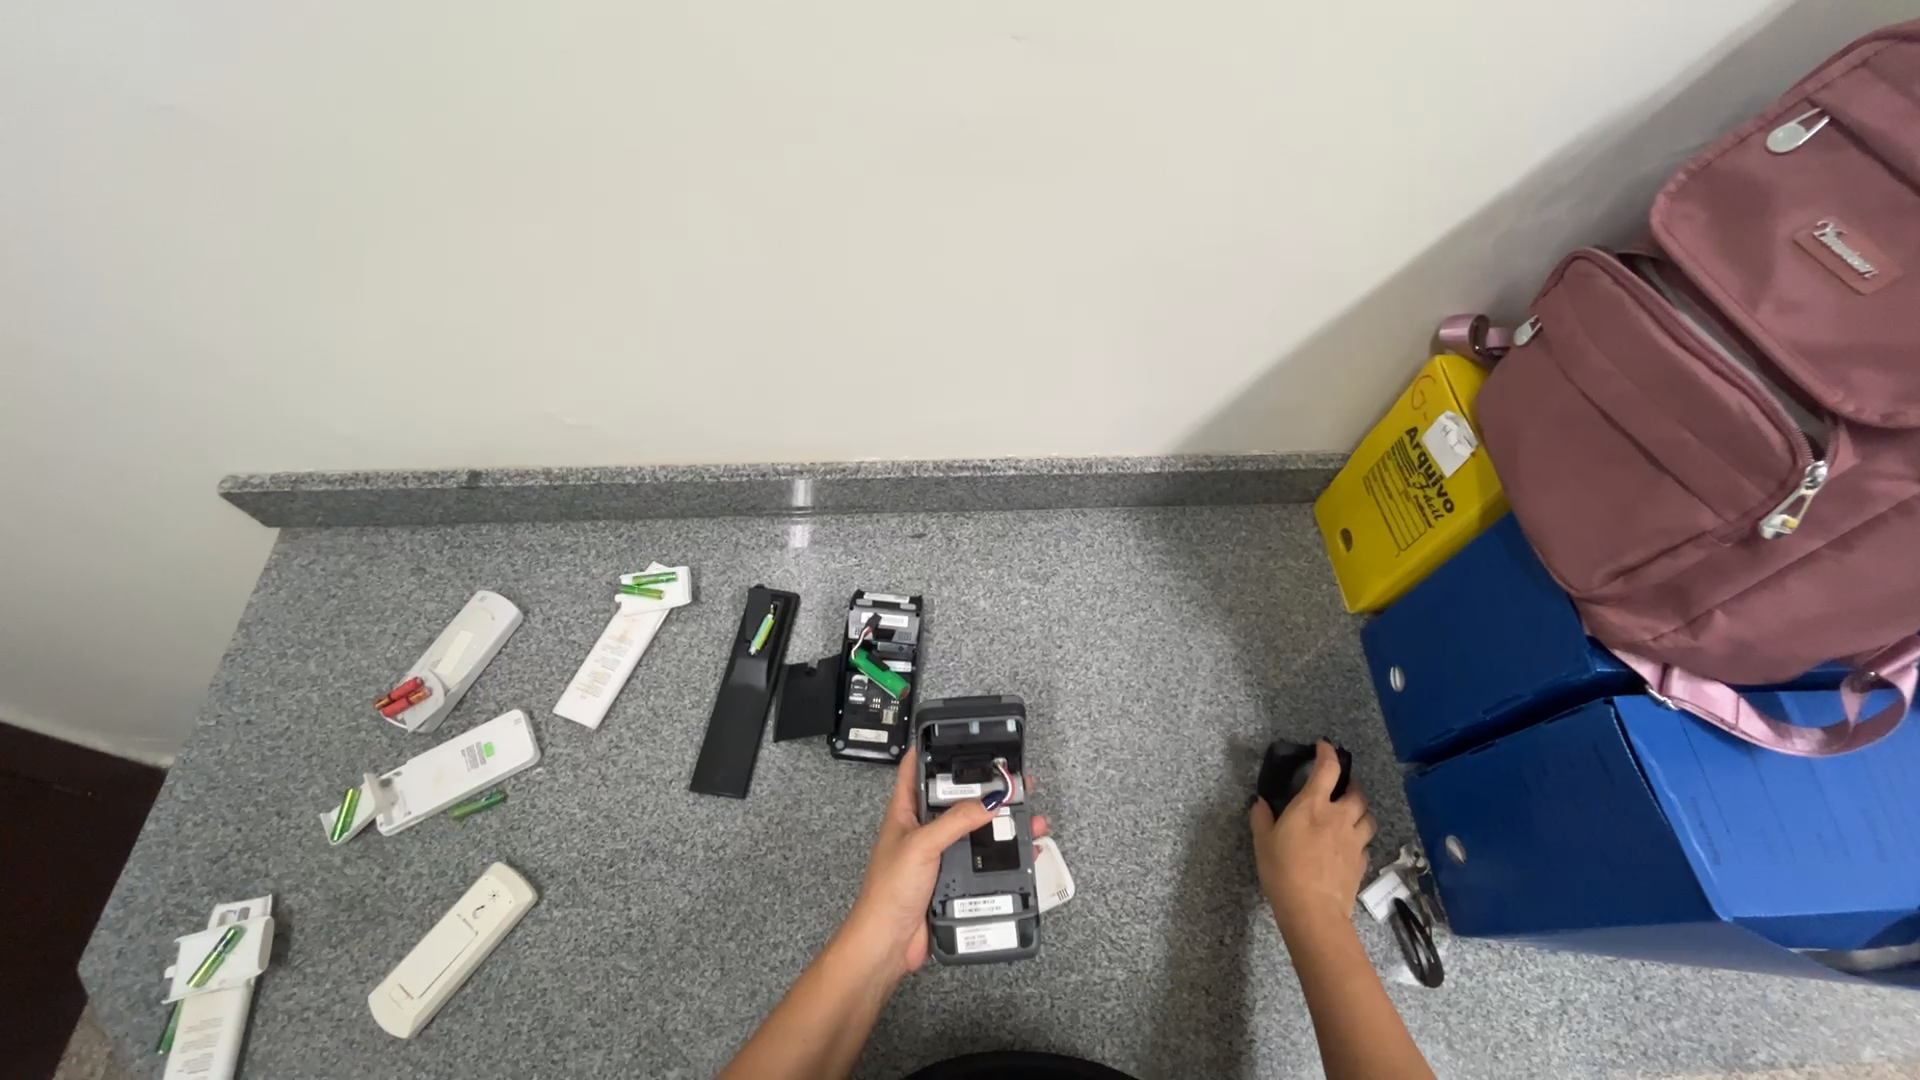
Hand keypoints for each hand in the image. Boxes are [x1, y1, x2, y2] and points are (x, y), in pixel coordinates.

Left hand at [841, 753, 1050, 976]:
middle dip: (985, 788)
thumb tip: (990, 799)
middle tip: (1014, 778)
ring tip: (1031, 814)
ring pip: (975, 830)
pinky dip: (1005, 855)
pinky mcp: (953, 879)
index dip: (933, 749)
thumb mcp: (922, 845)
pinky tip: (1026, 851)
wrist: (887, 944)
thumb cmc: (890, 890)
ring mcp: (939, 854)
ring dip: (1002, 822)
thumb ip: (956, 820)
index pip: (916, 769)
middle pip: (957, 799)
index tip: (959, 735)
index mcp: (905, 811)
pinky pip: (982, 861)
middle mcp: (923, 828)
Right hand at [1249, 740, 1376, 937]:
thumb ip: (1262, 817)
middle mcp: (1339, 817)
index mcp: (1312, 806)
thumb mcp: (1263, 840)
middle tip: (1341, 785)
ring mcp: (1354, 841)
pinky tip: (1349, 844)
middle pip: (1357, 792)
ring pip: (1369, 817)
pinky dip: (1359, 838)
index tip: (1324, 746)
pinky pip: (1366, 843)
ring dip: (1362, 810)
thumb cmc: (1282, 869)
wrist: (1312, 909)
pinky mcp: (1362, 862)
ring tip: (1351, 812)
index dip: (1328, 754)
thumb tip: (1260, 802)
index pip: (1327, 770)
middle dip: (1351, 784)